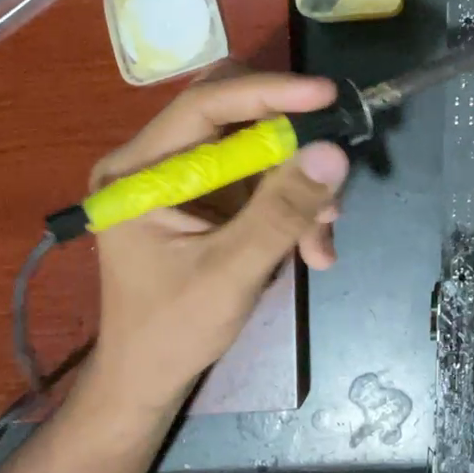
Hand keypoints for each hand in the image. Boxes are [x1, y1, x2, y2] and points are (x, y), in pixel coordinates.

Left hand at [83, 72, 348, 403]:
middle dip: (291, 138)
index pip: (205, 104)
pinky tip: (314, 249)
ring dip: (302, 182)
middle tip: (331, 161)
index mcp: (140, 170)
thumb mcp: (229, 274)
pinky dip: (298, 206)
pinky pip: (271, 177)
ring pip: (263, 145)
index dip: (268, 93)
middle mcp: (162, 160)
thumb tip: (334, 151)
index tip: (326, 94)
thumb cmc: (171, 332)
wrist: (149, 379)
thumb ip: (281, 212)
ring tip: (323, 235)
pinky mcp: (218, 196)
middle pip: (236, 111)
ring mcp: (192, 177)